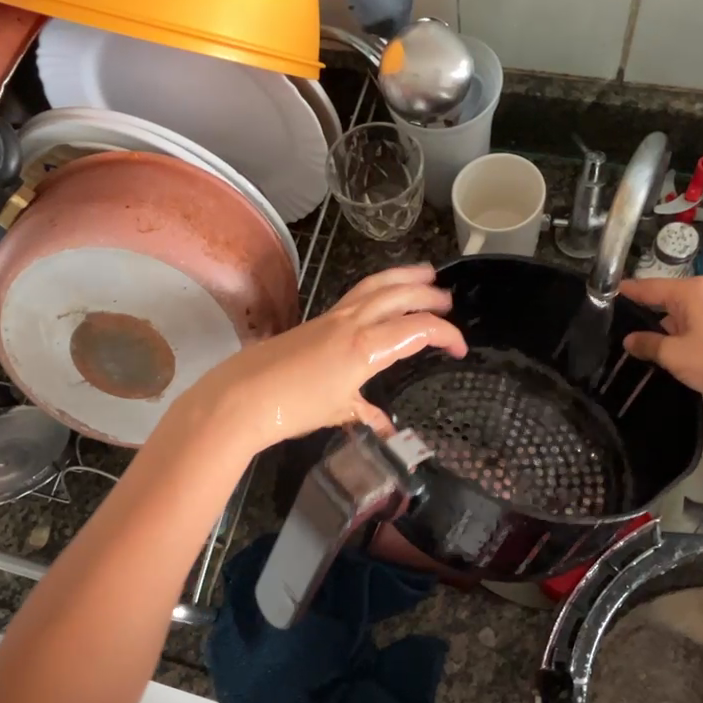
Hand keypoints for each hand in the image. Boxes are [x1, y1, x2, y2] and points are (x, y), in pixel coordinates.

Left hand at [179, 265, 467, 452]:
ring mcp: (333, 317)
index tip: (460, 349)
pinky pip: (357, 293)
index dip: (446, 335)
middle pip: (399, 295)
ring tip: (424, 274)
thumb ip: (367, 415)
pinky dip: (379, 287)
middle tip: (448, 300)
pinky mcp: (318, 320)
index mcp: (365, 346)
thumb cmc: (294, 407)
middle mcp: (353, 322)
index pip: (417, 329)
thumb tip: (386, 428)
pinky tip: (381, 296)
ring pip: (376, 285)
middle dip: (428, 294)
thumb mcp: (339, 413)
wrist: (243, 396)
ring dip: (403, 278)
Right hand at [619, 276, 702, 420]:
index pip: (651, 287)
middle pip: (672, 298)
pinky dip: (691, 332)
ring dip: (673, 327)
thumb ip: (648, 344)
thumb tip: (630, 340)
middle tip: (628, 329)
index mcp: (695, 291)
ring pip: (690, 312)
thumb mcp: (674, 356)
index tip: (609, 291)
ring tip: (655, 347)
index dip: (629, 291)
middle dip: (652, 314)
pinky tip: (684, 352)